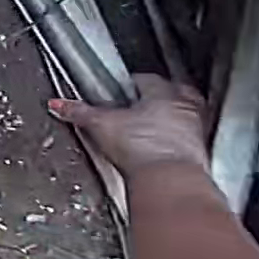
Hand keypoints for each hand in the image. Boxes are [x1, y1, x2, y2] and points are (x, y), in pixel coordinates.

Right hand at [48, 73, 209, 175]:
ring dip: (169, 120)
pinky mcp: (198, 155)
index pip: (147, 79)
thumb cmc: (144, 146)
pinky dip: (173, 142)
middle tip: (140, 102)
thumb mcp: (99, 123)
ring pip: (184, 117)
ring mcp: (195, 133)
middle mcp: (185, 110)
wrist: (167, 179)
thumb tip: (60, 104)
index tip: (119, 88)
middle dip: (159, 97)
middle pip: (176, 94)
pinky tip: (156, 149)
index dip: (130, 82)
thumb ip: (78, 111)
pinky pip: (186, 141)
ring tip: (147, 127)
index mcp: (165, 94)